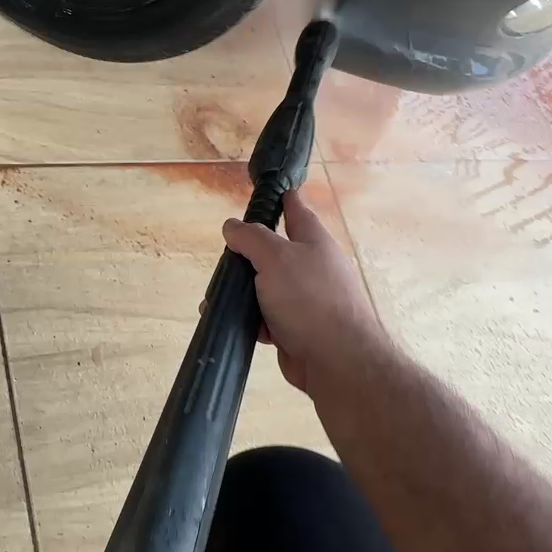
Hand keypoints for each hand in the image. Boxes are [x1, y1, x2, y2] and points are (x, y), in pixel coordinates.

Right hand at [222, 188, 386, 392]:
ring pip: (265, 287)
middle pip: (274, 252)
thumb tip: (232, 226)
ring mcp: (305, 299)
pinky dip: (249, 319)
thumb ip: (251, 238)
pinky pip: (266, 317)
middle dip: (247, 256)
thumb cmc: (308, 299)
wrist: (336, 360)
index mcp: (314, 241)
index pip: (296, 210)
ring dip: (242, 292)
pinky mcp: (296, 328)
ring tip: (214, 298)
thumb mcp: (275, 257)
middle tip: (224, 260)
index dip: (282, 199)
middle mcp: (312, 266)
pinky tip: (230, 322)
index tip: (267, 191)